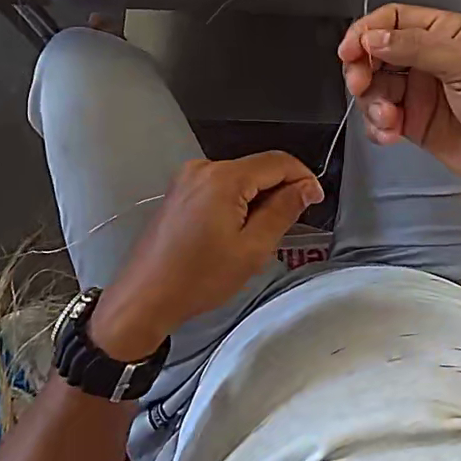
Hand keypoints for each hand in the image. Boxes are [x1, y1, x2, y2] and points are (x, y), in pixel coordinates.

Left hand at [91, 153, 322, 358]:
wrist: (144, 299)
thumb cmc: (197, 279)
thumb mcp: (252, 248)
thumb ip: (284, 210)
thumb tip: (305, 188)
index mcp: (223, 178)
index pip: (278, 161)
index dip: (303, 178)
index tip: (315, 200)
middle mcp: (203, 168)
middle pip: (259, 168)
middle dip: (281, 190)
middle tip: (289, 226)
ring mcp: (188, 179)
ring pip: (241, 178)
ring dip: (259, 199)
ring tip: (260, 236)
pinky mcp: (180, 192)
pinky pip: (221, 187)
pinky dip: (238, 202)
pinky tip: (236, 233)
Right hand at [336, 4, 460, 184]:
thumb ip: (419, 47)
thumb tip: (376, 37)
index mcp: (448, 34)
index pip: (395, 20)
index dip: (367, 32)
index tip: (350, 51)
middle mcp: (433, 60)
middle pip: (379, 54)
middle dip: (363, 69)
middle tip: (361, 85)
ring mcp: (425, 92)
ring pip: (378, 88)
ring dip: (373, 103)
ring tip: (389, 119)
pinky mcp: (419, 123)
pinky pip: (385, 118)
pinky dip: (379, 126)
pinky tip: (389, 133)